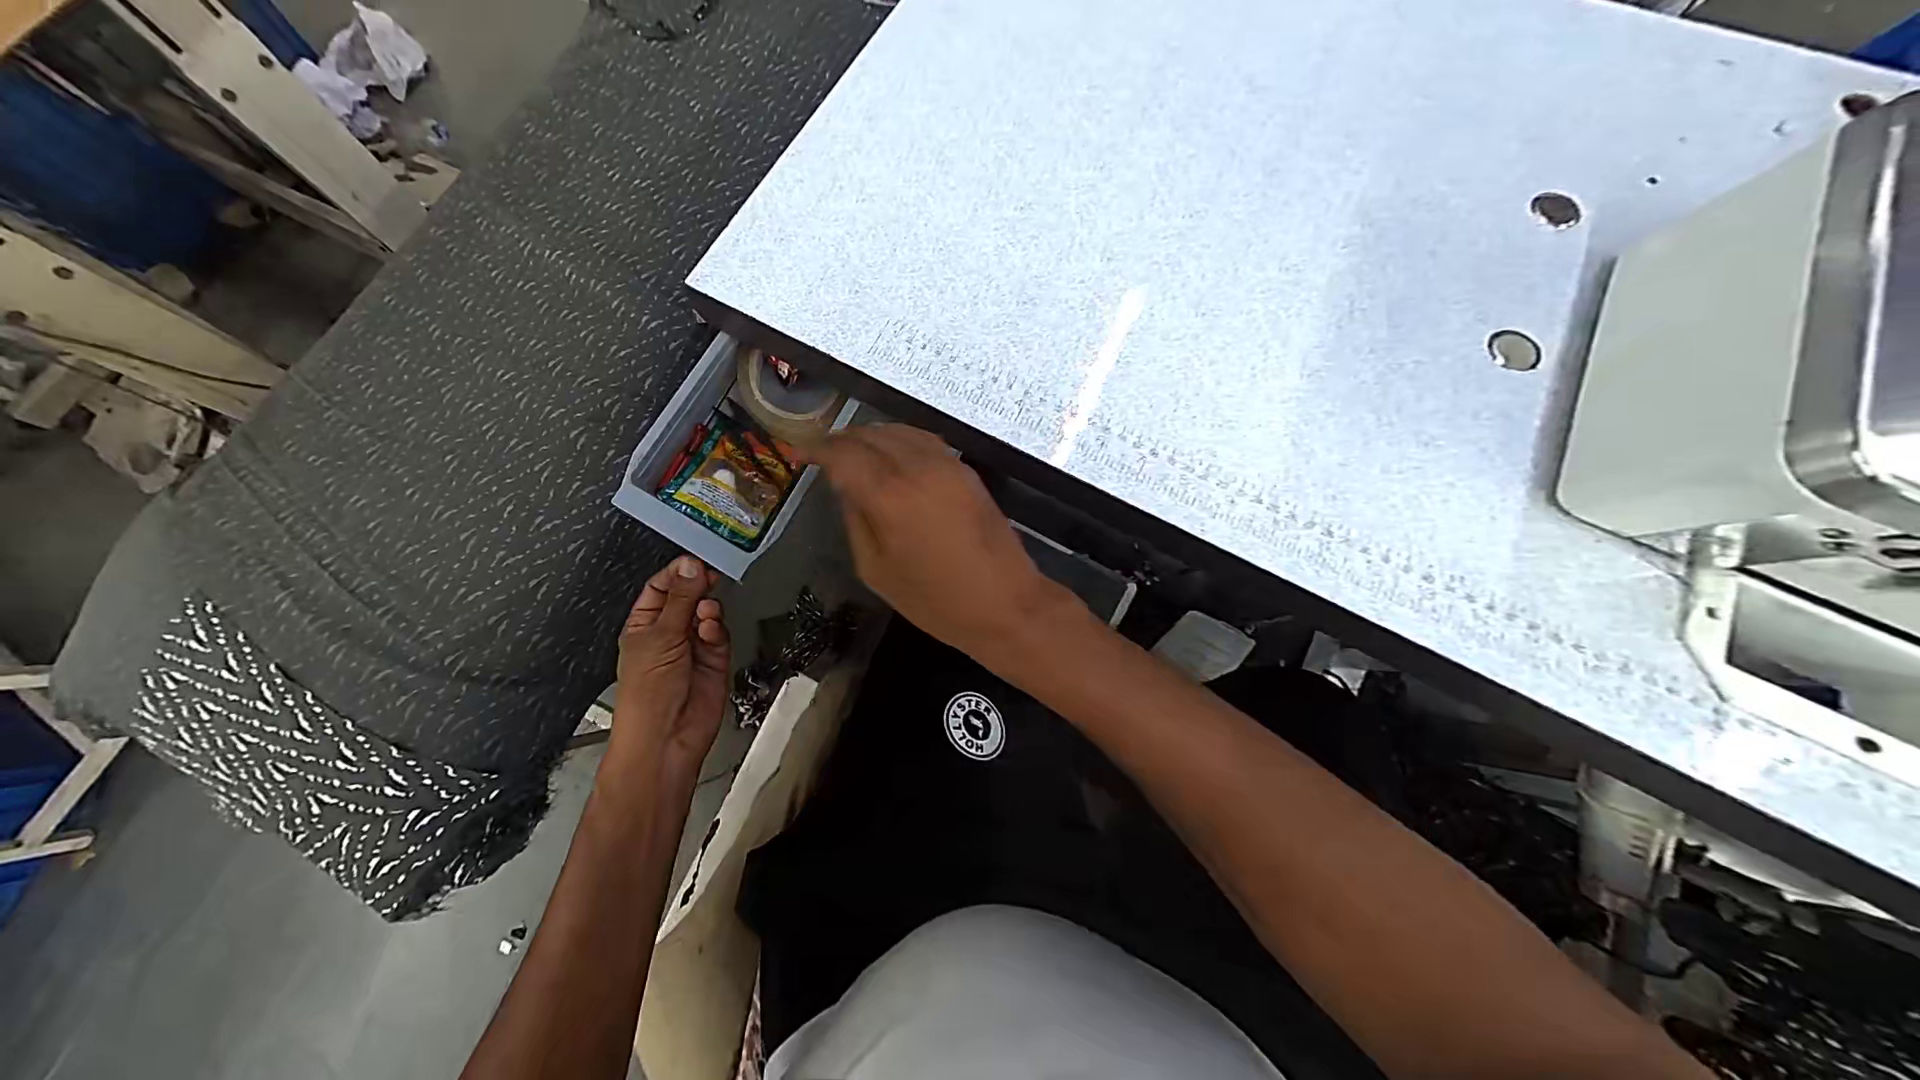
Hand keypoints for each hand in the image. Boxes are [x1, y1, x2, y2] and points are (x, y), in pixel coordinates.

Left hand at [615, 555, 730, 770]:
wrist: (669, 736)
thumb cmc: (645, 698)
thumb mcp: (659, 636)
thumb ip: (680, 599)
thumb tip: (689, 568)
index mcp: (643, 626)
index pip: (660, 587)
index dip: (677, 573)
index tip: (694, 562)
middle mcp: (667, 634)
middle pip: (687, 598)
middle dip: (698, 589)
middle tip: (710, 578)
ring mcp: (691, 647)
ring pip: (707, 614)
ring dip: (707, 610)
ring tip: (705, 615)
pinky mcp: (714, 659)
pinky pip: (720, 633)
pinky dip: (717, 629)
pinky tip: (710, 633)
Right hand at [810, 424, 1070, 657]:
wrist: (1005, 602)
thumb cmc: (936, 600)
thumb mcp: (877, 570)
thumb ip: (855, 520)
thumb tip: (845, 487)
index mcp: (889, 494)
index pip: (843, 454)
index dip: (816, 449)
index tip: (799, 453)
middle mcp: (917, 467)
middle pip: (869, 435)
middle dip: (840, 440)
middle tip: (822, 454)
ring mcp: (946, 464)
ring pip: (898, 430)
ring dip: (870, 436)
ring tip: (852, 452)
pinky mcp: (966, 469)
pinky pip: (924, 440)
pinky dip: (899, 439)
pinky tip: (891, 454)